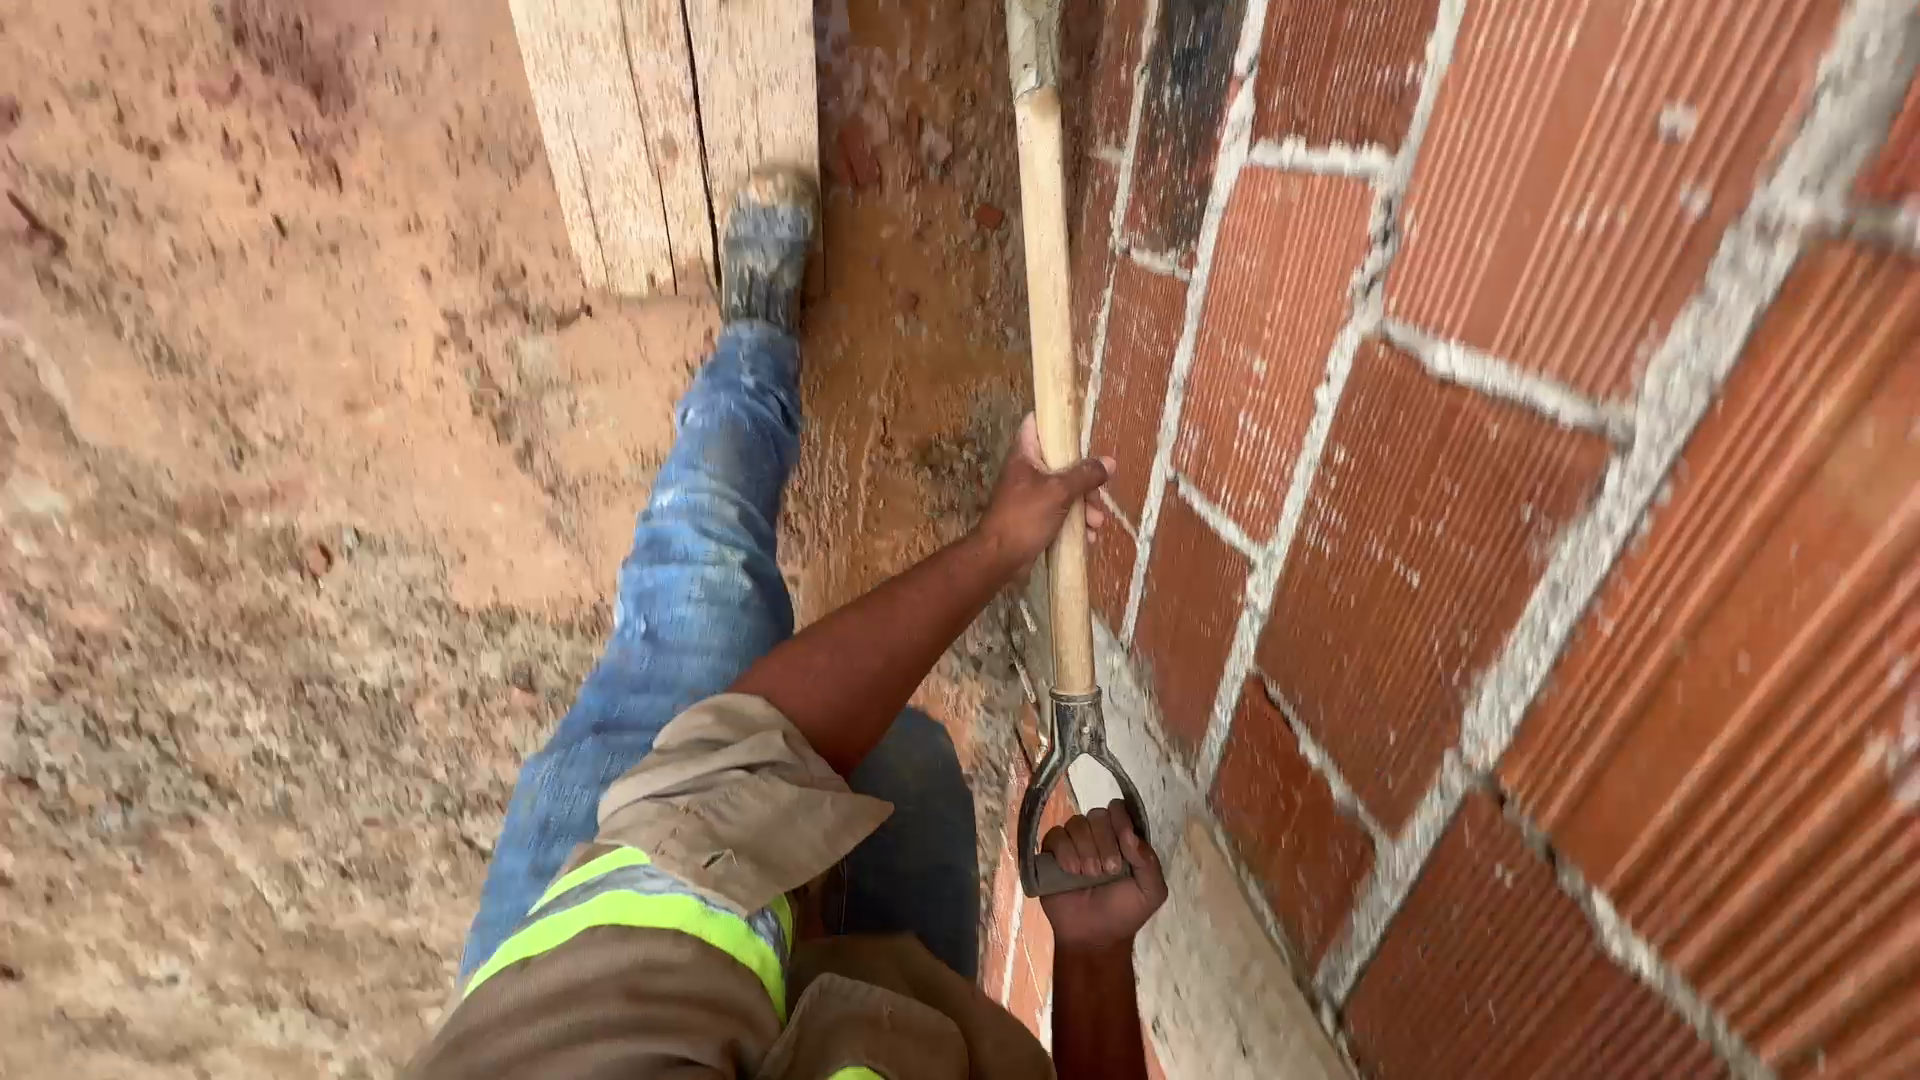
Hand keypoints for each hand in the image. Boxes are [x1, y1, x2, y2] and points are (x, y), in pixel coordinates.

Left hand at [975, 414, 1115, 568]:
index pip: (1036, 423)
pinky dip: (1076, 522)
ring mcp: (1031, 495)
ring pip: (1066, 491)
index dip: (1055, 420)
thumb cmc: (1024, 517)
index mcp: (1025, 455)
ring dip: (1085, 506)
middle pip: (1063, 463)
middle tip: (1097, 498)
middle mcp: (1027, 471)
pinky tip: (1088, 537)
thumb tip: (1109, 462)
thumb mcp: (1058, 492)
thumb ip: (1085, 475)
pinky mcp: (1036, 518)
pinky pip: (1062, 513)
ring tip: (1096, 524)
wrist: (999, 559)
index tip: (1080, 427)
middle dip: (1085, 481)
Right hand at [1037, 799, 1167, 950]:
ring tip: (1088, 875)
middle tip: (1108, 871)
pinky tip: (1070, 871)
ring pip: (1076, 823)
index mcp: (1122, 838)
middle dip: (1104, 842)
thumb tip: (1129, 835)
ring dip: (1085, 849)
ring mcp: (1074, 842)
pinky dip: (1064, 851)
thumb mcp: (1150, 892)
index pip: (1119, 810)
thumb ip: (1148, 862)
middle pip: (1097, 815)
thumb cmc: (1123, 913)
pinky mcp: (1052, 852)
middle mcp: (1097, 835)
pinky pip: (1055, 835)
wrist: (1093, 938)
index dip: (1121, 821)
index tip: (1124, 842)